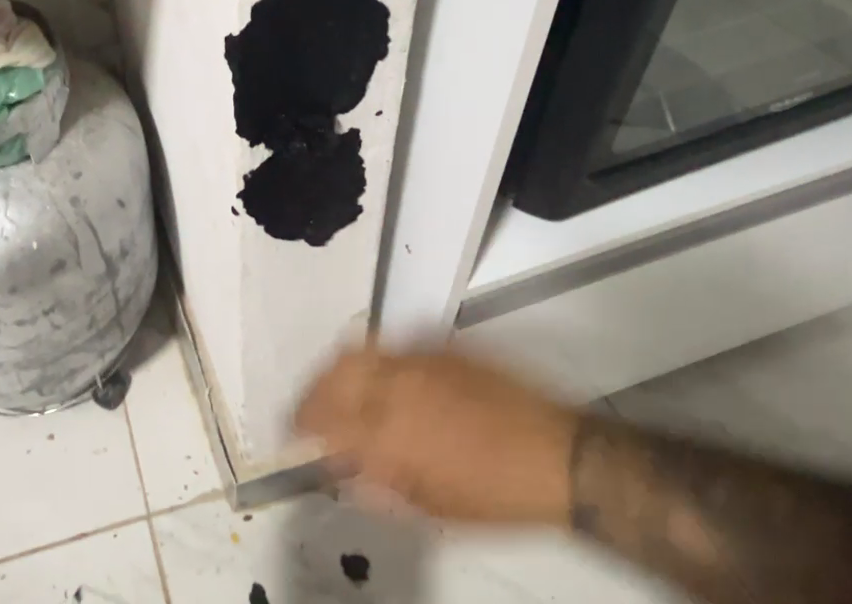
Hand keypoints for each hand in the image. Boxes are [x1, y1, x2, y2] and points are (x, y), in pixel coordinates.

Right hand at [293, 348, 581, 525]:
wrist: (558, 456)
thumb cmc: (496, 496)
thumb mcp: (433, 508)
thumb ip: (381, 486)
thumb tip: (347, 475)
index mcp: (388, 434)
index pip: (324, 422)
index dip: (300, 427)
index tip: (293, 436)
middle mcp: (395, 388)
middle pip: (332, 376)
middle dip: (311, 392)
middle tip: (307, 409)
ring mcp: (418, 361)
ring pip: (357, 350)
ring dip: (336, 368)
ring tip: (333, 384)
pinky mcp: (441, 347)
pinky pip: (394, 343)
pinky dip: (373, 355)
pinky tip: (376, 370)